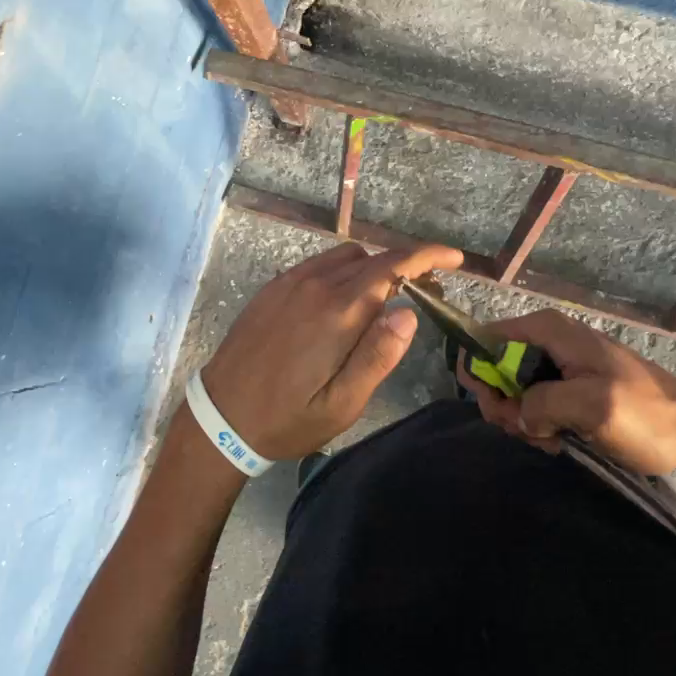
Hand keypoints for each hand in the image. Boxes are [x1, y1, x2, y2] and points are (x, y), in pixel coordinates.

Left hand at [200, 242, 463, 461]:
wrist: (221, 417)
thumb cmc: (287, 419)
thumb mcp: (342, 403)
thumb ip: (378, 355)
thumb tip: (410, 312)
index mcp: (337, 312)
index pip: (393, 266)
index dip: (428, 256)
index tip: (455, 259)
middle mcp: (314, 285)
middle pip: (372, 259)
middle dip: (405, 267)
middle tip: (427, 293)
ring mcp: (289, 283)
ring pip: (345, 258)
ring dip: (373, 269)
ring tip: (387, 298)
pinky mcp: (272, 289)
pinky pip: (317, 265)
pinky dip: (343, 272)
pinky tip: (344, 301)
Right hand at [456, 308, 675, 475]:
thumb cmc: (646, 416)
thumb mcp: (591, 406)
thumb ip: (540, 402)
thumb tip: (517, 412)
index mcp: (549, 329)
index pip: (484, 338)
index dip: (480, 373)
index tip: (500, 408)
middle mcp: (549, 337)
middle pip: (494, 365)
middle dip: (503, 402)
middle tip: (531, 431)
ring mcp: (559, 361)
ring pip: (511, 387)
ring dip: (522, 418)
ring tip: (552, 438)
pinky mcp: (569, 384)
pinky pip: (533, 399)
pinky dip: (537, 422)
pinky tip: (558, 439)